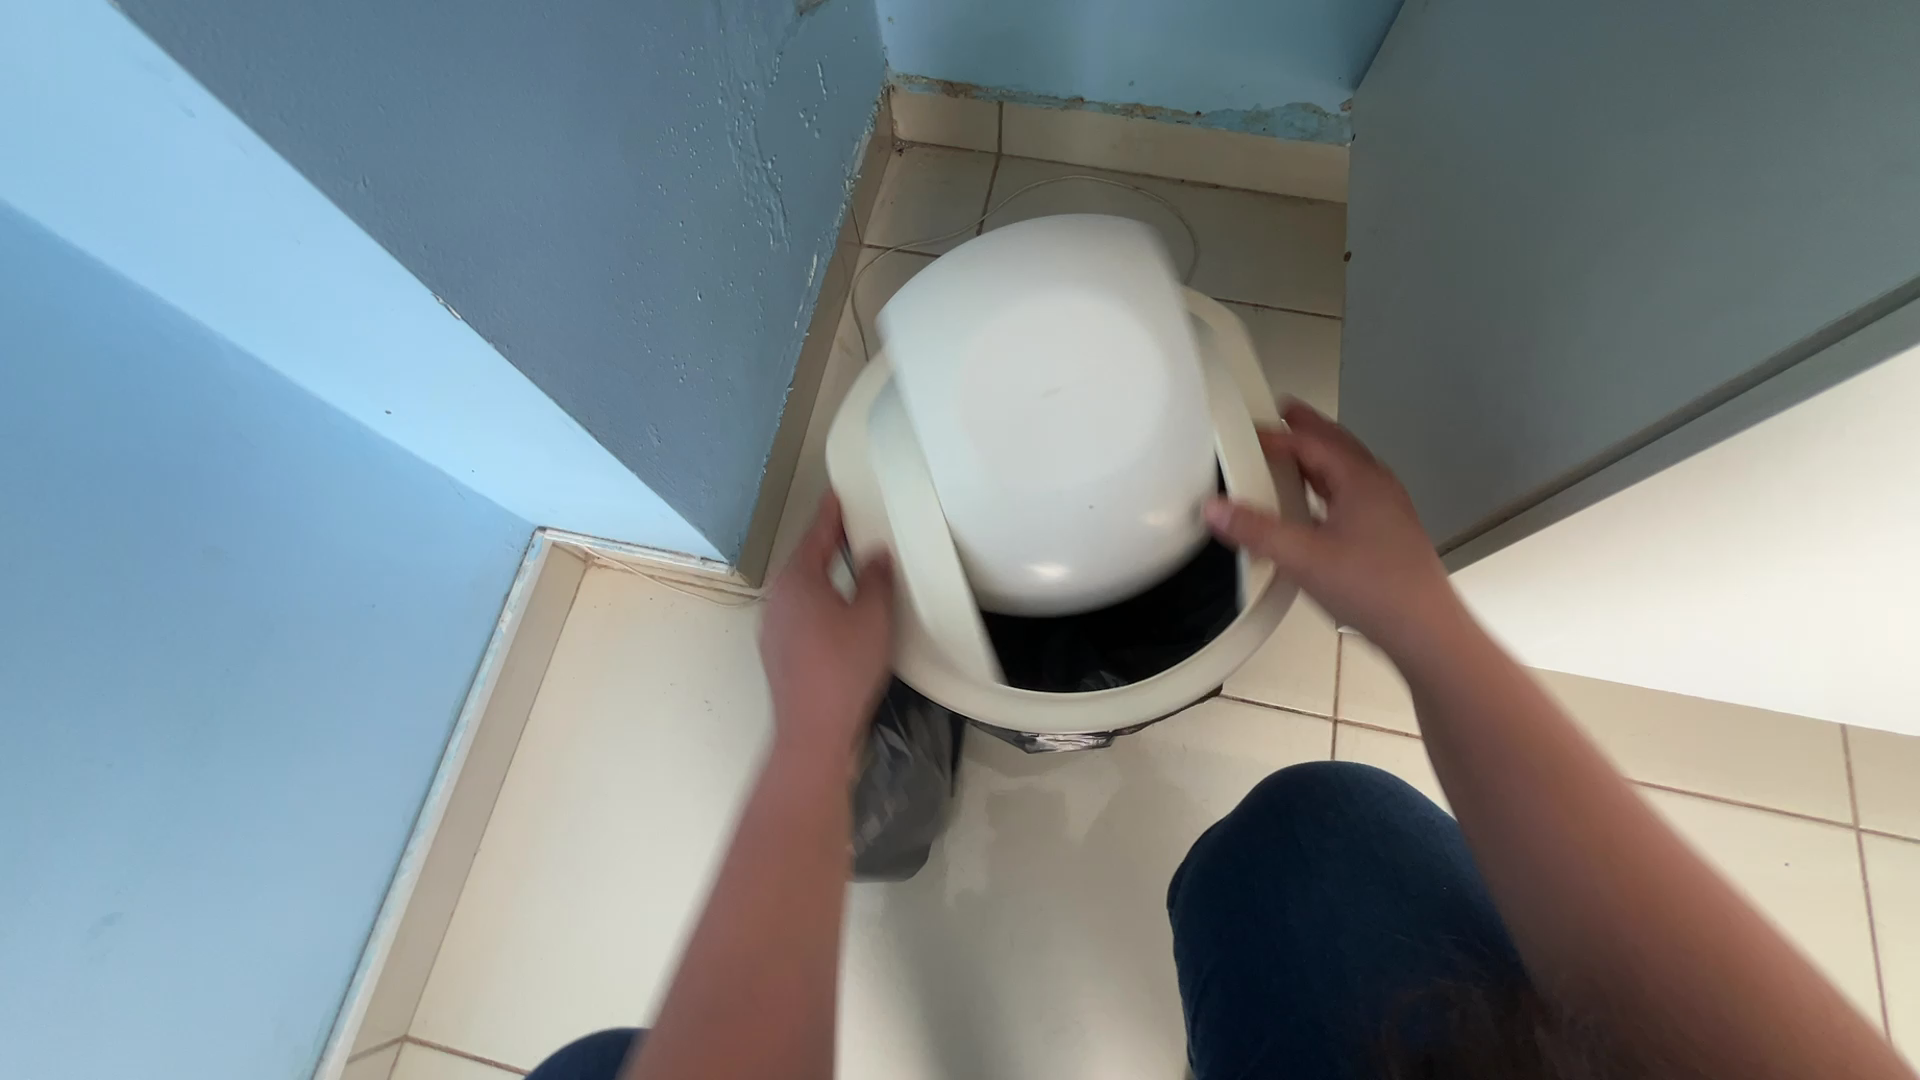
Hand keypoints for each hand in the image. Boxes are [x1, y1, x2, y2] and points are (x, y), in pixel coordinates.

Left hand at [758, 492, 895, 767]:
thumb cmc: (843, 670)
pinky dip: (820, 599)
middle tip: (856, 527)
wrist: (812, 729)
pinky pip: (800, 609)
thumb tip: (875, 556)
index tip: (839, 493)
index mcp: (798, 579)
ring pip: (802, 586)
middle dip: (830, 542)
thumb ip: (875, 579)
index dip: (832, 511)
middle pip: (806, 558)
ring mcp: (773, 624)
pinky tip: (840, 611)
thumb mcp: (873, 617)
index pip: (817, 533)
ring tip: (852, 566)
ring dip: (826, 572)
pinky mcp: (777, 648)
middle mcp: (778, 597)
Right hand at [1204, 400, 1461, 655]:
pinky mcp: (1384, 534)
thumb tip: (1213, 508)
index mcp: (1361, 481)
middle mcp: (1376, 487)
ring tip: (1289, 453)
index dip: (1276, 435)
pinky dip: (1324, 484)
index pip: (1311, 443)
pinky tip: (1308, 504)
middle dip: (1306, 428)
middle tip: (1281, 413)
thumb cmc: (1372, 588)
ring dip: (1316, 456)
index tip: (1245, 431)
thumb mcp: (1302, 557)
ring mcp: (1385, 510)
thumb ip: (1254, 530)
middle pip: (1336, 445)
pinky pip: (1348, 494)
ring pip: (1344, 470)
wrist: (1423, 631)